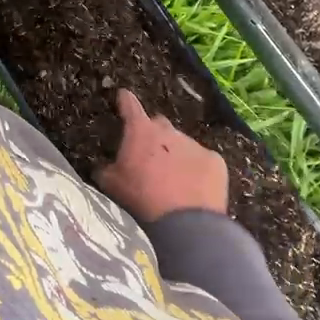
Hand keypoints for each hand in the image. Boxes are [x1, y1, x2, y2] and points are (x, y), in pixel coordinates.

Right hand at [94, 89, 227, 222]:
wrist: (186, 224)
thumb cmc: (142, 199)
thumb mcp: (112, 184)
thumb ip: (105, 169)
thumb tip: (103, 167)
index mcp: (139, 130)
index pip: (129, 105)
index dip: (125, 100)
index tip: (124, 95)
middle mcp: (167, 131)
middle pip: (159, 125)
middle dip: (154, 137)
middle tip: (151, 158)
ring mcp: (194, 144)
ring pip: (182, 144)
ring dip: (176, 155)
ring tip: (175, 180)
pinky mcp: (216, 161)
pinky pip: (204, 161)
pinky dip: (198, 170)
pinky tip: (194, 188)